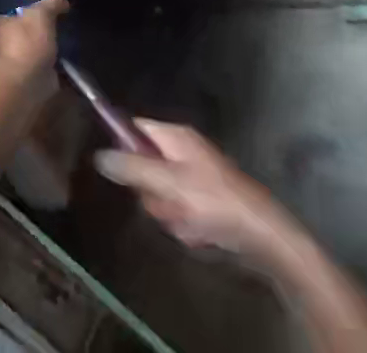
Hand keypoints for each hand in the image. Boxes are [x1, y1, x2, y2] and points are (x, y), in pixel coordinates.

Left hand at [0, 0, 68, 79]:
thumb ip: (52, 3)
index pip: (10, 6)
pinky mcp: (28, 71)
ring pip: (33, 43)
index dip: (26, 3)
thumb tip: (62, 0)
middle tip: (58, 17)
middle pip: (22, 25)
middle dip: (38, 24)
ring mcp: (14, 56)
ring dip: (47, 41)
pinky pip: (43, 59)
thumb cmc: (28, 41)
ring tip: (66, 34)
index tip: (43, 2)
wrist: (29, 80)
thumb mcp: (41, 13)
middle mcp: (2, 37)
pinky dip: (54, 57)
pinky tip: (68, 52)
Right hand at [95, 119, 291, 256]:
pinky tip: (199, 233)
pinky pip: (178, 209)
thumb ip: (132, 167)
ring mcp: (195, 176)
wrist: (267, 238)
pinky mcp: (205, 201)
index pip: (134, 128)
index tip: (121, 169)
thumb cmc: (216, 202)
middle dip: (150, 191)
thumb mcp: (168, 183)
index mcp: (175, 136)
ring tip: (188, 223)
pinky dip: (185, 224)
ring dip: (168, 212)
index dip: (123, 146)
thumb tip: (99, 155)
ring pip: (159, 192)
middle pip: (144, 164)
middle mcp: (183, 151)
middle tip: (164, 203)